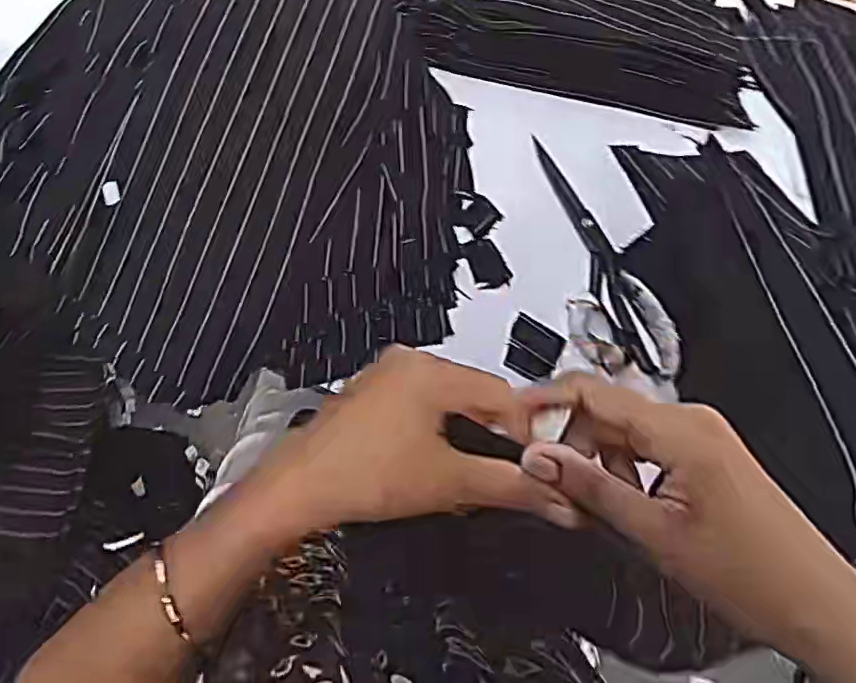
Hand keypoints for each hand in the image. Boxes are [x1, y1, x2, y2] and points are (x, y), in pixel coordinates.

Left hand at [249, 347, 582, 537]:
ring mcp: (384, 375)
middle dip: (494, 434)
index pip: (503, 393)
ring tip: (463, 472)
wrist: (305, 484)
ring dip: (464, 432)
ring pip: (447, 398)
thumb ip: (510, 485)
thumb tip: (550, 494)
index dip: (526, 434)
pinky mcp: (371, 392)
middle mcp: (404, 362)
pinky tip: (430, 461)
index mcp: (427, 371)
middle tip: (503, 473)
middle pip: (475, 392)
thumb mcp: (450, 482)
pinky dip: (435, 428)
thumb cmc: (358, 472)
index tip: (533, 466)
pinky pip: (419, 402)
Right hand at [518, 374, 855, 682]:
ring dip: (595, 453)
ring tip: (592, 497)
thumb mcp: (656, 535)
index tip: (514, 418)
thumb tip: (539, 456)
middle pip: (602, 407)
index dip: (543, 401)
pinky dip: (621, 461)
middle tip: (549, 473)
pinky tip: (623, 496)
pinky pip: (644, 440)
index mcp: (683, 430)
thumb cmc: (763, 581)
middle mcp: (694, 421)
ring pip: (621, 425)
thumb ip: (588, 487)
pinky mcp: (707, 452)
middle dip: (569, 437)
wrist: (830, 616)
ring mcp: (703, 435)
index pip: (589, 390)